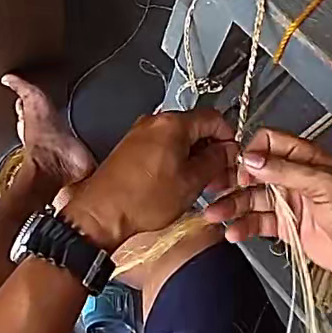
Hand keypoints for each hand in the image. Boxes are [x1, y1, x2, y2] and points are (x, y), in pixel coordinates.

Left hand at [63, 109, 238, 249]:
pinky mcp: (132, 148)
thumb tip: (227, 150)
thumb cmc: (140, 199)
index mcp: (173, 124)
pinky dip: (175, 160)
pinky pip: (163, 146)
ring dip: (194, 157)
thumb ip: (215, 161)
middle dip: (211, 150)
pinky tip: (178, 182)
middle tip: (219, 174)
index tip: (232, 155)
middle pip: (196, 127)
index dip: (228, 137)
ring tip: (198, 183)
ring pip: (179, 138)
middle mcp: (155, 122)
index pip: (214, 118)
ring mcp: (141, 133)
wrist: (100, 214)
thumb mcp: (191, 182)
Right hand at [203, 128, 331, 282]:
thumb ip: (288, 171)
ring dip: (233, 205)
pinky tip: (232, 232)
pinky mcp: (290, 227)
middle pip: (257, 172)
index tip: (241, 168)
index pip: (271, 144)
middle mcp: (297, 177)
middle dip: (234, 180)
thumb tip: (253, 158)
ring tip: (214, 215)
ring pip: (255, 199)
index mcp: (308, 159)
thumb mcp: (326, 185)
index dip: (253, 153)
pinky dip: (244, 227)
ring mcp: (292, 203)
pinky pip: (261, 223)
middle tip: (214, 191)